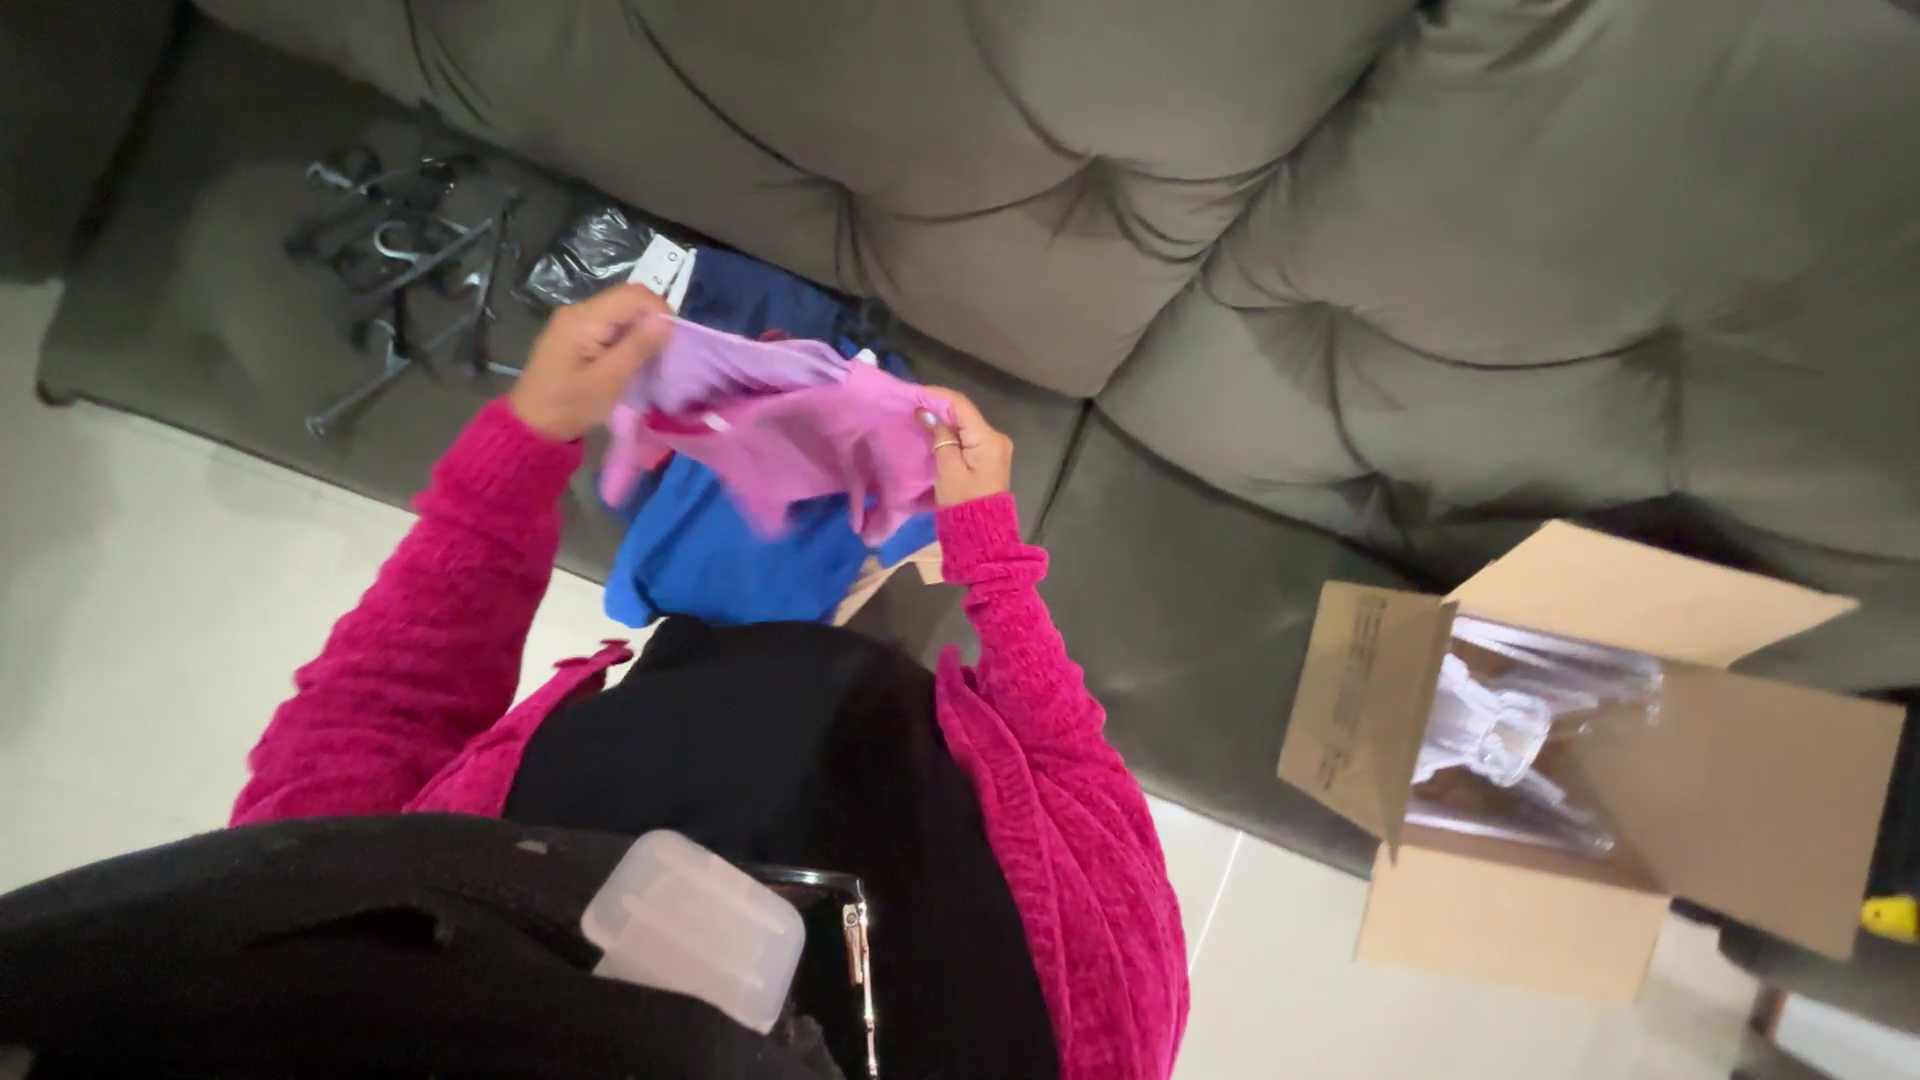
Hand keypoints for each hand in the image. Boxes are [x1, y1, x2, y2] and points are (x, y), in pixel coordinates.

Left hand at [509, 285, 673, 440]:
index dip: (660, 312)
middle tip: (666, 351)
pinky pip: (612, 324)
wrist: (534, 424)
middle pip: (628, 299)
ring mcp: (577, 321)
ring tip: (653, 357)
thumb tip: (666, 322)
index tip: (674, 341)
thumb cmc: (571, 405)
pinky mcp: (578, 334)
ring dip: (643, 329)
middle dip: (654, 320)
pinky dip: (630, 337)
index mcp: (584, 318)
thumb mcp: (609, 380)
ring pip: (623, 311)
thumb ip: (637, 347)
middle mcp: (579, 311)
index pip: (634, 295)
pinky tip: (634, 358)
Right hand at [921, 387, 1012, 507]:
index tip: (914, 395)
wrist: (980, 533)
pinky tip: (934, 433)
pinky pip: (967, 438)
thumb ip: (940, 437)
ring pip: (965, 425)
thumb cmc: (962, 502)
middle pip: (964, 414)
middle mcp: (996, 438)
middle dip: (939, 408)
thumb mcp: (948, 469)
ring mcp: (994, 449)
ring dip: (944, 421)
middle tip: (913, 407)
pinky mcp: (988, 458)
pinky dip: (951, 434)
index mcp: (989, 439)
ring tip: (920, 417)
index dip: (937, 397)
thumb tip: (927, 412)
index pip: (961, 406)